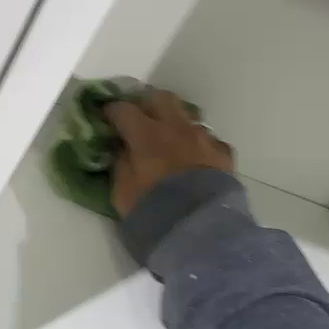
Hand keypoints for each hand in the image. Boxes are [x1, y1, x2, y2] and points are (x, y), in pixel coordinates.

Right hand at [103, 87, 232, 216]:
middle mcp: (177, 128)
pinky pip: (209, 140)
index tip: (106, 116)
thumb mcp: (122, 193)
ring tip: (169, 139)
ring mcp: (203, 139)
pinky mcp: (223, 154)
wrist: (199, 230)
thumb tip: (122, 149)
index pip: (125, 110)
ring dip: (174, 123)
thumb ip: (121, 165)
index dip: (112, 111)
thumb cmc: (154, 212)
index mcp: (147, 136)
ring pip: (187, 116)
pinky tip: (195, 159)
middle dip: (146, 104)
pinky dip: (198, 145)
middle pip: (161, 98)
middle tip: (138, 117)